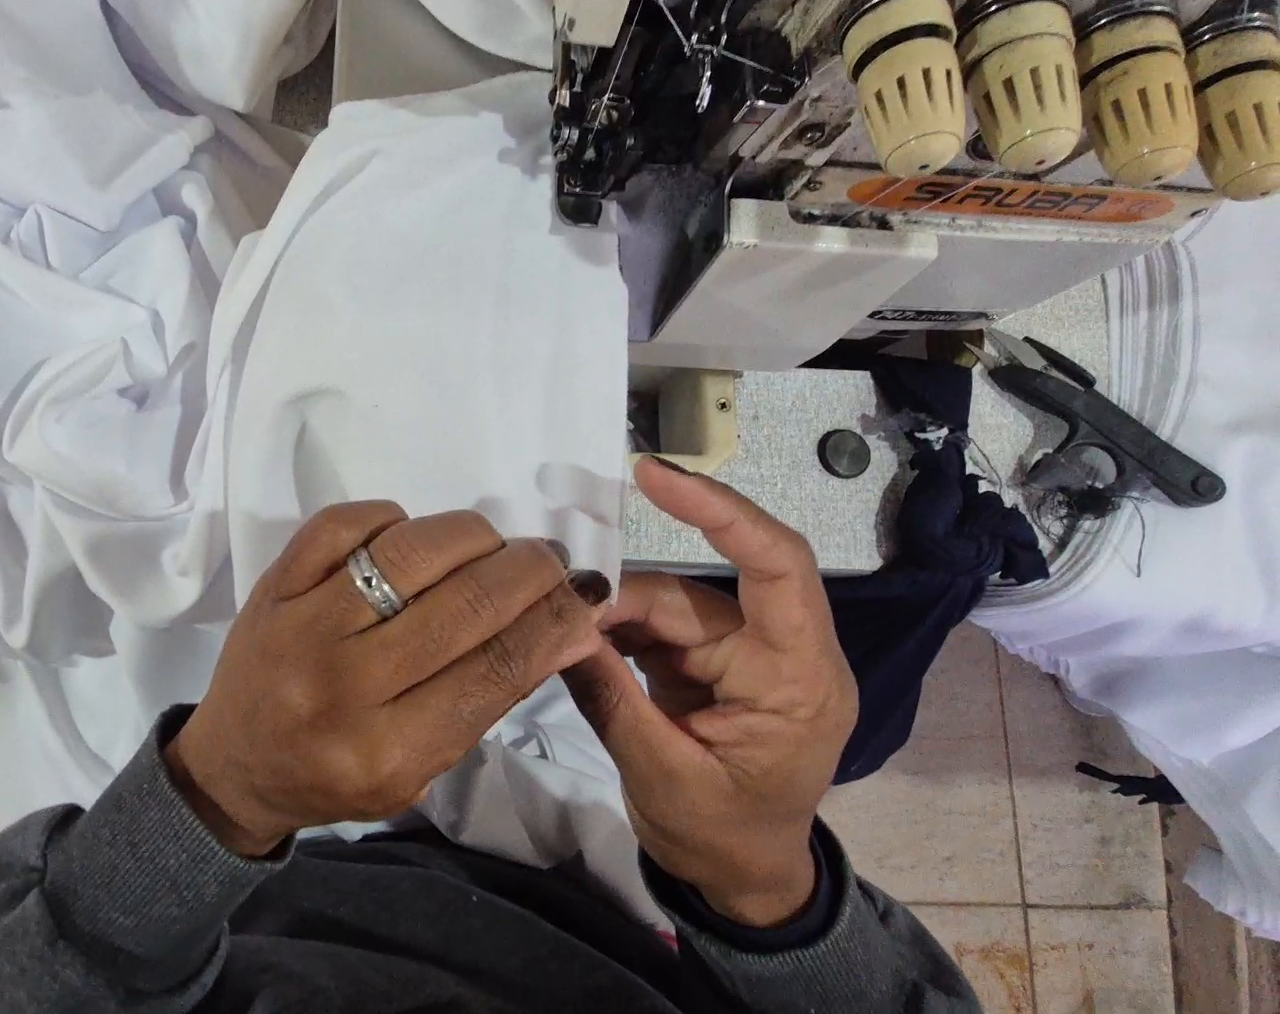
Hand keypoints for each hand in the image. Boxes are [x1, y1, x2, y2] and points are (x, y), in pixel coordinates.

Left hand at [166, 502, 607, 855]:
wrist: (235, 763)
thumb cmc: (335, 775)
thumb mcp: (419, 770)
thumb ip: (485, 700)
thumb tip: (563, 623)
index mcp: (387, 749)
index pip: (496, 668)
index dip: (554, 622)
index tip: (582, 596)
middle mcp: (344, 684)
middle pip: (465, 603)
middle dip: (529, 571)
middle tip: (548, 562)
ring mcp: (302, 624)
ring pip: (410, 552)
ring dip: (472, 538)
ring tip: (490, 548)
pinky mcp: (274, 583)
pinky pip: (343, 523)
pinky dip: (392, 518)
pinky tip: (411, 539)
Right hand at [562, 458, 855, 926]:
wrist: (738, 877)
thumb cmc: (721, 839)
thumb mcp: (660, 774)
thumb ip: (608, 694)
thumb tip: (559, 623)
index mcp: (797, 680)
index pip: (778, 568)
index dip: (721, 512)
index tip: (654, 476)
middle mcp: (777, 653)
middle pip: (692, 595)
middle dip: (620, 602)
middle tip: (556, 617)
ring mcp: (740, 656)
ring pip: (664, 607)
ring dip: (610, 618)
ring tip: (561, 637)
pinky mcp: (708, 663)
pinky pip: (655, 628)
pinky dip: (614, 632)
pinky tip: (579, 642)